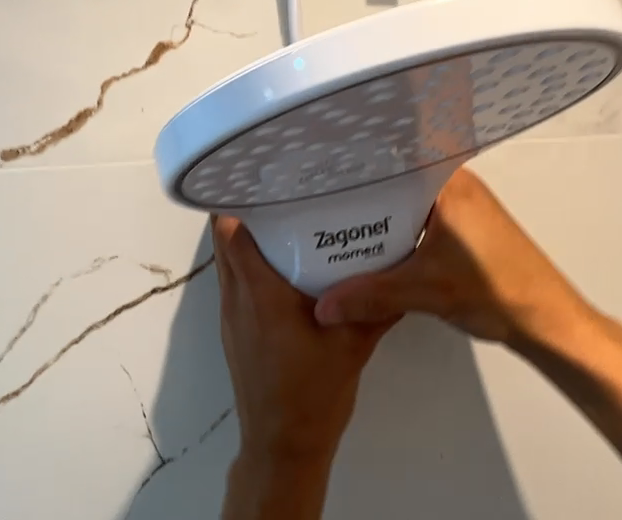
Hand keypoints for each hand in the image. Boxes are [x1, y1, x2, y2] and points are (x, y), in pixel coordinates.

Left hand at [213, 215, 392, 467]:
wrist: (283, 445)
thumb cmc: (314, 393)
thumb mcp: (353, 345)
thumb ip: (375, 304)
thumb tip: (399, 262)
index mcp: (258, 292)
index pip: (229, 230)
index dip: (240, 198)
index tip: (265, 176)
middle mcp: (236, 296)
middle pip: (223, 238)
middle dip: (244, 209)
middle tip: (280, 191)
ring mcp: (230, 314)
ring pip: (226, 259)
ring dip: (245, 237)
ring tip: (283, 219)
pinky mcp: (233, 329)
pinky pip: (233, 281)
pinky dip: (248, 263)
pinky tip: (282, 264)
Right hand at [313, 168, 593, 353]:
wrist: (551, 323)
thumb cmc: (497, 292)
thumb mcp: (426, 292)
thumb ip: (371, 296)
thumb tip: (322, 308)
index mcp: (449, 181)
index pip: (395, 153)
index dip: (359, 158)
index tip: (322, 163)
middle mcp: (456, 183)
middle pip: (398, 176)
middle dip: (362, 187)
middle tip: (318, 192)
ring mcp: (463, 204)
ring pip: (409, 197)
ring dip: (380, 210)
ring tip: (335, 216)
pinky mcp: (466, 226)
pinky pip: (420, 214)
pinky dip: (397, 225)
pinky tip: (371, 241)